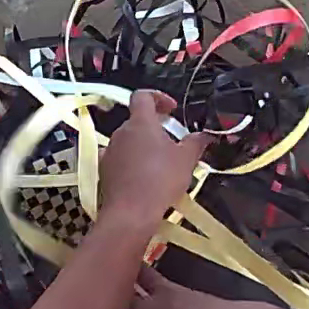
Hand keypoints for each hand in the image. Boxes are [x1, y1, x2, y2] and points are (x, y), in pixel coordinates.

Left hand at [98, 90, 210, 225]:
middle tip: (172, 144)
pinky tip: (142, 177)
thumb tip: (205, 135)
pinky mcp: (103, 170)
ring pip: (128, 141)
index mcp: (140, 122)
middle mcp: (120, 132)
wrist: (131, 212)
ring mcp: (109, 151)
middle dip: (155, 129)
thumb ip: (196, 142)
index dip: (158, 98)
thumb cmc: (160, 180)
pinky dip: (130, 163)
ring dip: (143, 147)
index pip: (143, 96)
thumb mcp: (187, 159)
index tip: (171, 110)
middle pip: (137, 121)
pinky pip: (119, 159)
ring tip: (160, 164)